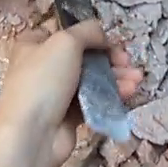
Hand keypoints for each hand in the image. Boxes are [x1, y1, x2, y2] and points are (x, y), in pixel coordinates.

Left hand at [0, 21, 142, 166]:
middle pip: (84, 57)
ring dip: (116, 77)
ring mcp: (56, 93)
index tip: (112, 41)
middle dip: (110, 58)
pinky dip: (111, 96)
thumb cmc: (44, 80)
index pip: (67, 33)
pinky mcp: (68, 115)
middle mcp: (44, 67)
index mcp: (35, 45)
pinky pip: (94, 100)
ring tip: (136, 80)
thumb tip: (104, 34)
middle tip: (128, 62)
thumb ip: (88, 31)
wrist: (31, 135)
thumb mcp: (66, 42)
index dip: (91, 35)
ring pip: (92, 79)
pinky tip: (128, 93)